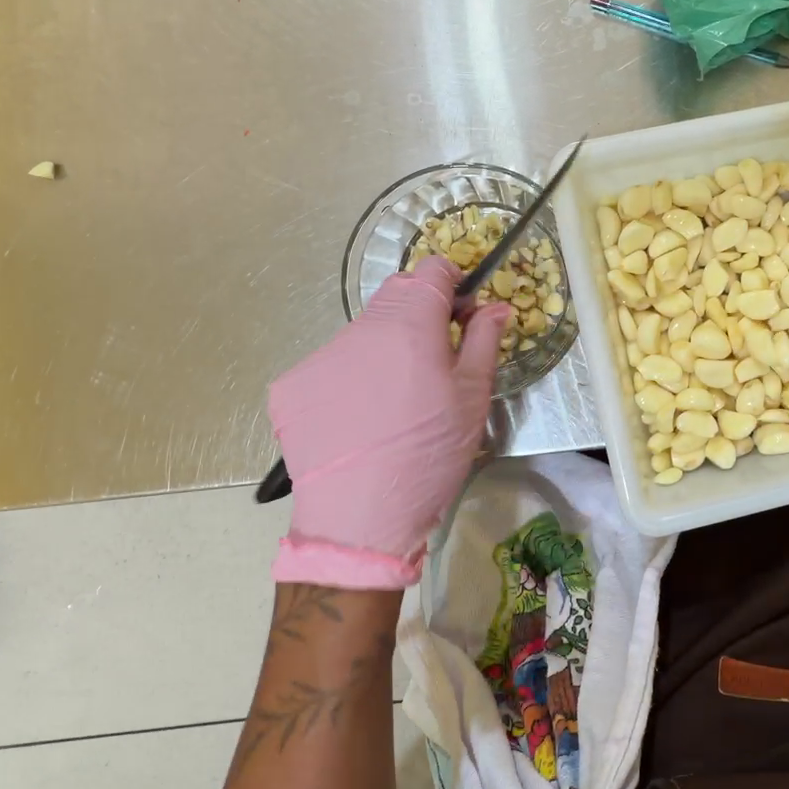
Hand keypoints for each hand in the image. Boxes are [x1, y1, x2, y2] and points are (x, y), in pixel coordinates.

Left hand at [266, 258, 510, 590]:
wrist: (360, 518)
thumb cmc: (431, 454)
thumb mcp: (472, 398)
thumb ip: (484, 342)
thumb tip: (496, 307)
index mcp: (410, 325)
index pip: (432, 271)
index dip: (453, 284)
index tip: (463, 316)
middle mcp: (360, 329)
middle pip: (396, 298)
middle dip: (421, 316)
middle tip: (437, 363)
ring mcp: (320, 357)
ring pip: (365, 333)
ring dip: (387, 348)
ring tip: (398, 401)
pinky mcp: (292, 386)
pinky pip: (334, 365)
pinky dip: (353, 378)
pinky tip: (363, 419)